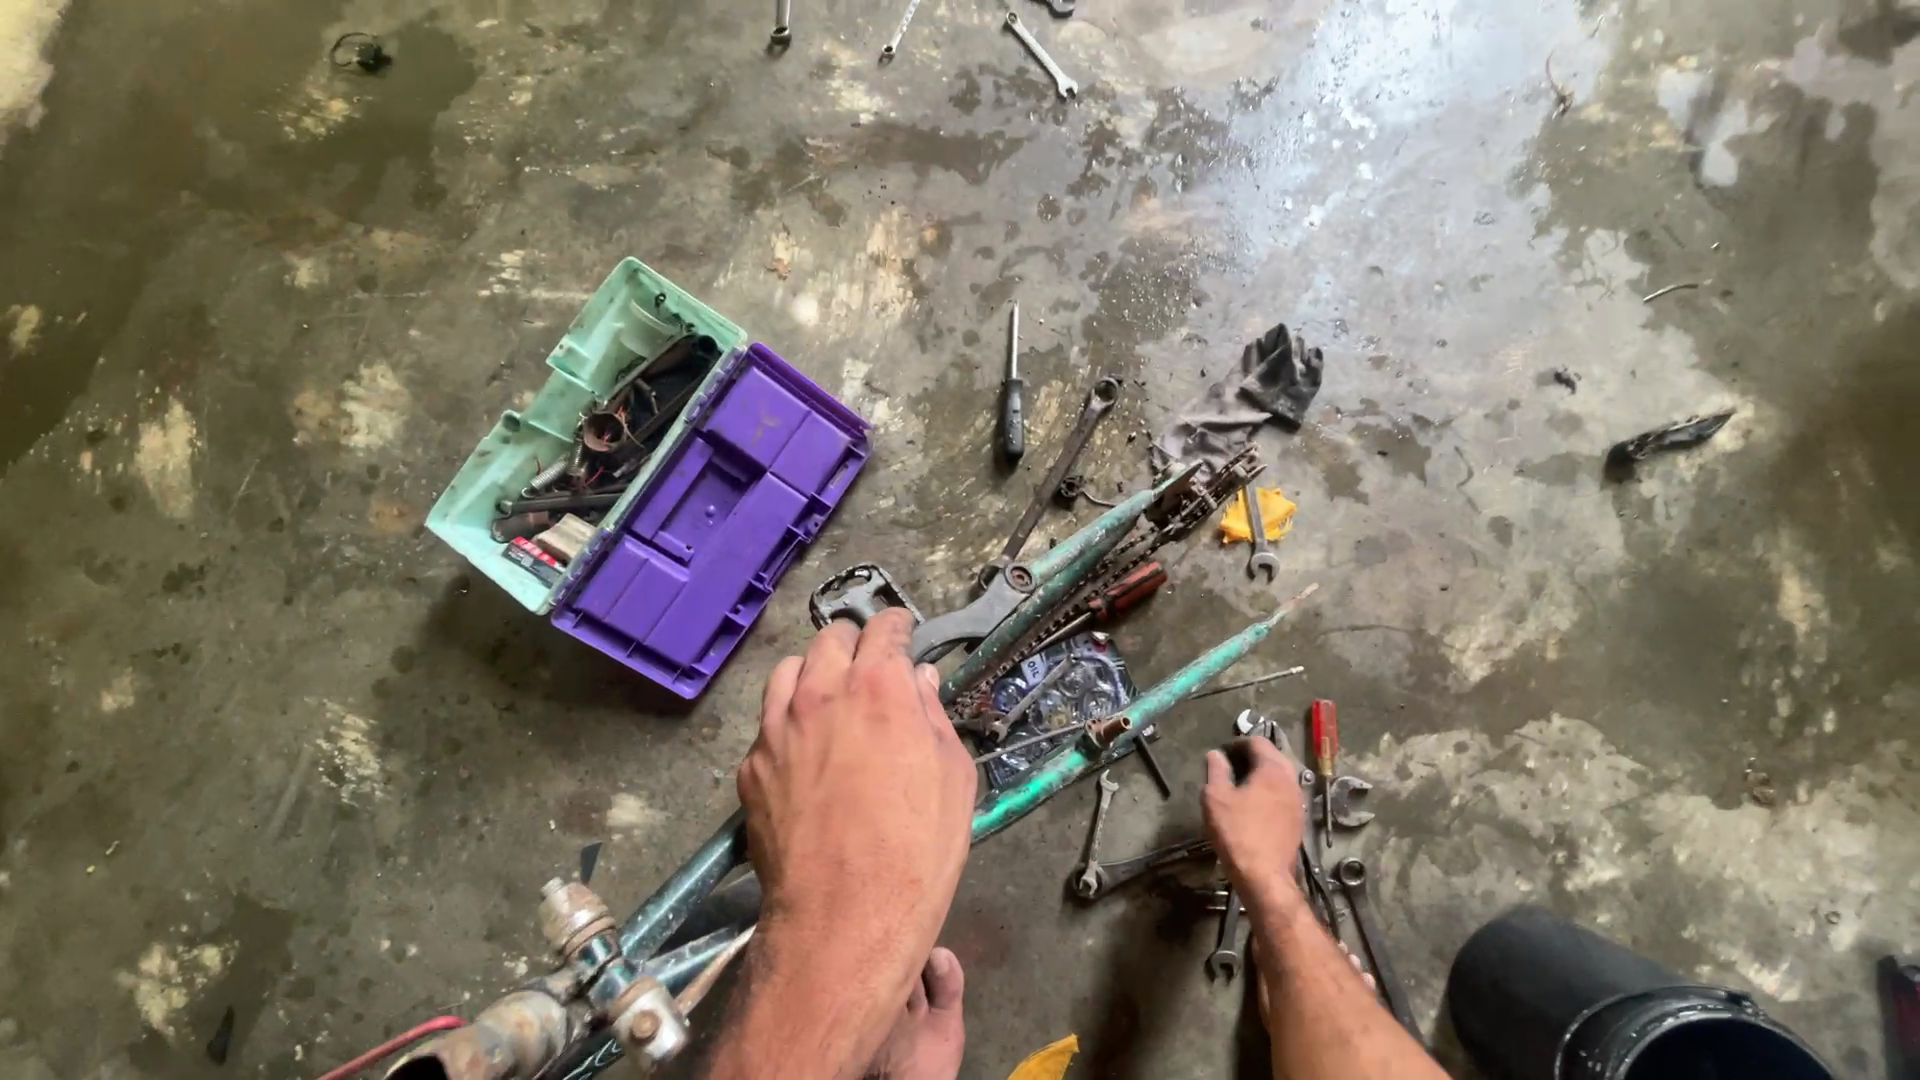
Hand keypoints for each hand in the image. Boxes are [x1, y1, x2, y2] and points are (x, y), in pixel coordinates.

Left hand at [735, 610, 977, 1048]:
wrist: (844, 917)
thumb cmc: (916, 849)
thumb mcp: (953, 777)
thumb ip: (933, 716)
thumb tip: (921, 681)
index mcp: (878, 688)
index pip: (884, 629)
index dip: (897, 626)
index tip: (902, 632)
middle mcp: (821, 693)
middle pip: (830, 638)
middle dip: (854, 643)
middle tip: (869, 667)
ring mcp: (777, 728)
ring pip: (788, 670)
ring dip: (813, 672)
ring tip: (829, 698)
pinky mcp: (751, 767)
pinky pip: (767, 722)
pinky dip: (788, 721)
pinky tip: (803, 751)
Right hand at [1202, 737, 1306, 913]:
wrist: (1264, 875)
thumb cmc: (1237, 831)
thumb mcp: (1216, 797)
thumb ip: (1216, 770)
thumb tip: (1216, 755)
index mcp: (1272, 769)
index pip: (1258, 742)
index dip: (1237, 743)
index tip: (1221, 754)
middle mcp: (1291, 780)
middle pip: (1273, 756)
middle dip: (1251, 757)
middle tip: (1229, 767)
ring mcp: (1298, 801)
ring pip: (1280, 776)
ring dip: (1261, 774)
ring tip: (1239, 785)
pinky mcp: (1298, 819)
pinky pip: (1283, 793)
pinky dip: (1269, 791)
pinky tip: (1253, 805)